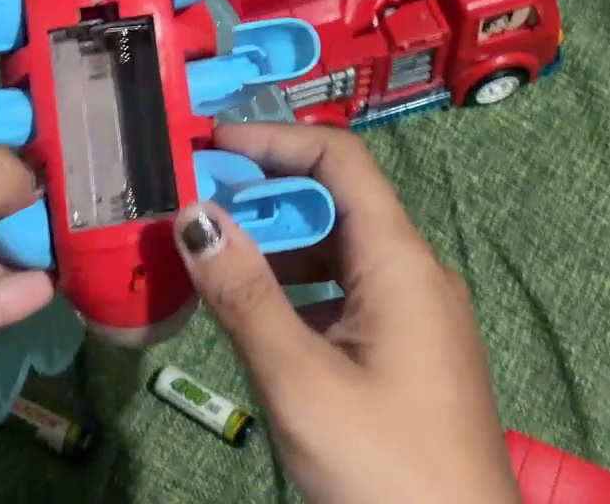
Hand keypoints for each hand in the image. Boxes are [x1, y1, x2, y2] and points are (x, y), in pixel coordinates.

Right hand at [173, 123, 519, 503]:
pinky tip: (256, 310)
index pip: (340, 160)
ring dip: (279, 243)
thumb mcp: (301, 383)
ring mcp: (416, 311)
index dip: (277, 140)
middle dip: (268, 193)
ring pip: (340, 251)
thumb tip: (194, 215)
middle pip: (338, 202)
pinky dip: (299, 288)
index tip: (214, 144)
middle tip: (198, 200)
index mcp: (400, 259)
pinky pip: (347, 293)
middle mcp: (414, 269)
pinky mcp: (409, 348)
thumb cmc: (384, 468)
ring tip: (214, 250)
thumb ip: (245, 296)